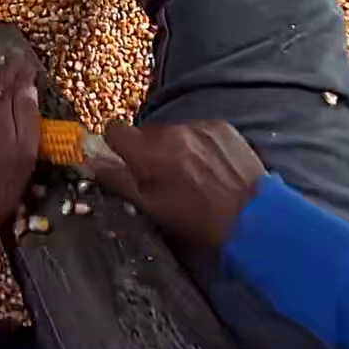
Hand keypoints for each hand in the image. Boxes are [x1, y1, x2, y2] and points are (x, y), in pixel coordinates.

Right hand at [91, 120, 265, 251]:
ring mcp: (198, 125)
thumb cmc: (198, 222)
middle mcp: (170, 129)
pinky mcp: (221, 126)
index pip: (114, 129)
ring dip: (175, 146)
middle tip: (164, 177)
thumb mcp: (150, 208)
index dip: (117, 146)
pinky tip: (212, 167)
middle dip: (148, 149)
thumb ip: (116, 179)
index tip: (126, 161)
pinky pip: (198, 129)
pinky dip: (198, 144)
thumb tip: (90, 160)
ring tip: (193, 174)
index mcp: (148, 150)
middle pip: (145, 131)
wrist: (258, 223)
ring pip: (172, 130)